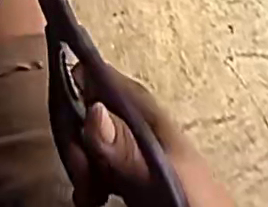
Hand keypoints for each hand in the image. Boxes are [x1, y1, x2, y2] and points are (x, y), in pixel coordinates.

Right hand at [62, 61, 233, 206]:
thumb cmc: (195, 197)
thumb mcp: (160, 171)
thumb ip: (127, 145)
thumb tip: (93, 109)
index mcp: (137, 101)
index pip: (87, 73)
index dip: (72, 98)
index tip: (74, 137)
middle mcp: (126, 113)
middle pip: (79, 107)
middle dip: (74, 140)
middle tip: (85, 176)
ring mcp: (124, 140)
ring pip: (81, 136)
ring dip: (77, 164)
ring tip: (90, 194)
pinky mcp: (122, 166)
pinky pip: (89, 161)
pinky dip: (85, 180)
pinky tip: (92, 198)